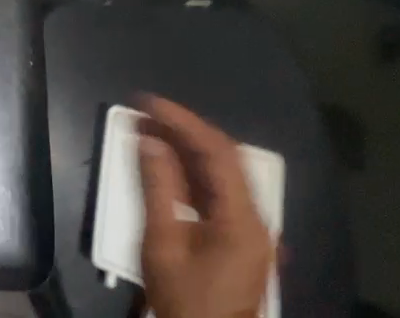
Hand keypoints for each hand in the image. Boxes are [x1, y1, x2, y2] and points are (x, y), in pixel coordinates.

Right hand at [136, 96, 274, 317]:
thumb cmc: (184, 297)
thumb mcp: (162, 243)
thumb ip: (157, 187)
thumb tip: (148, 140)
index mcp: (243, 220)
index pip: (219, 153)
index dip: (183, 121)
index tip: (148, 103)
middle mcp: (256, 220)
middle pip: (225, 158)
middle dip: (184, 129)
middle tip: (143, 112)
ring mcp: (251, 230)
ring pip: (222, 173)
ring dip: (185, 147)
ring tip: (146, 129)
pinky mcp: (240, 238)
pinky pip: (218, 191)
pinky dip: (191, 170)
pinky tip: (164, 161)